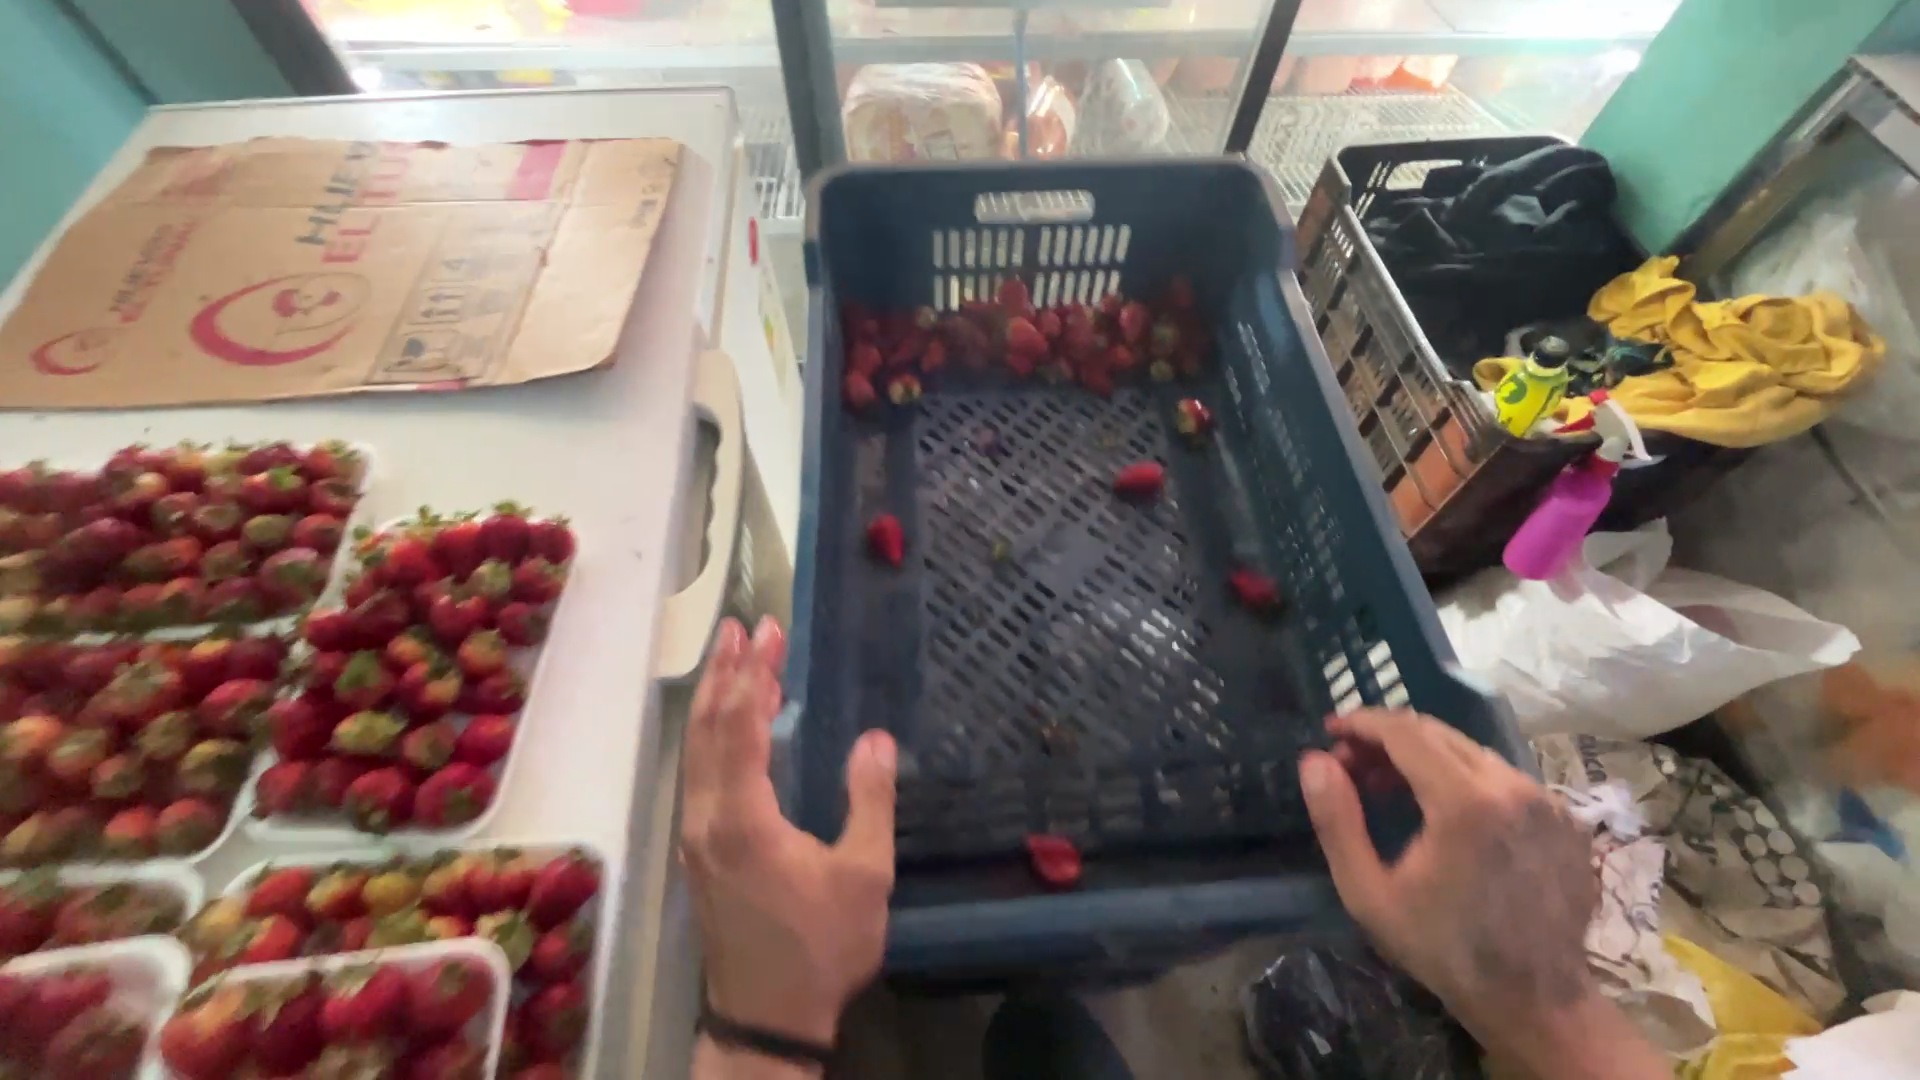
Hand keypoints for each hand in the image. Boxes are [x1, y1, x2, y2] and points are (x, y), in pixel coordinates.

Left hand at [680, 616, 898, 1047]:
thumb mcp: (864, 874)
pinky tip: (739, 725)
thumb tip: (875, 738)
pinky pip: (702, 773)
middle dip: (724, 673)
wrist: (767, 1019)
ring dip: (716, 700)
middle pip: (706, 728)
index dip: (753, 673)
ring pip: (697, 750)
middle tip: (740, 627)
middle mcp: (706, 818)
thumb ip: (869, 800)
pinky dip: (717, 735)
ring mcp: (696, 836)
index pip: (739, 725)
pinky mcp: (699, 850)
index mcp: (741, 819)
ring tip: (737, 660)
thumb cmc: (820, 946)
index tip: (767, 632)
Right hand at [1299, 708, 1663, 1078]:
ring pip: (1468, 751)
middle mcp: (1513, 788)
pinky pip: (1499, 775)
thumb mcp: (1367, 891)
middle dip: (1385, 737)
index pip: (1406, 731)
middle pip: (1437, 733)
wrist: (1538, 1002)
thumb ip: (1336, 819)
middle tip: (1349, 761)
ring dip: (1420, 754)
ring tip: (1387, 785)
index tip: (1330, 729)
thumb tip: (1314, 759)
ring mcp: (1547, 802)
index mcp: (1466, 803)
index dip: (1362, 722)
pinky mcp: (1563, 819)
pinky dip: (1458, 775)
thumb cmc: (1442, 946)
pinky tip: (1437, 808)